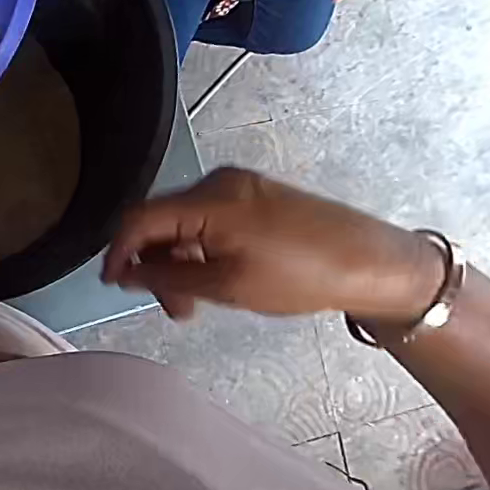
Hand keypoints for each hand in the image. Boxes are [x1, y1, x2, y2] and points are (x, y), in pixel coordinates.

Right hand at [102, 167, 441, 322]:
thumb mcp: (226, 286)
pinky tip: (209, 277)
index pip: (139, 217)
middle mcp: (217, 182)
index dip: (118, 250)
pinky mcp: (252, 195)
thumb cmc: (301, 277)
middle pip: (159, 220)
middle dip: (153, 263)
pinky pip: (204, 219)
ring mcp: (236, 186)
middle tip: (170, 307)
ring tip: (192, 302)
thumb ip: (166, 278)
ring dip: (176, 261)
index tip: (112, 282)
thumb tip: (125, 274)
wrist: (377, 264)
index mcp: (209, 199)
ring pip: (181, 222)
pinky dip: (197, 249)